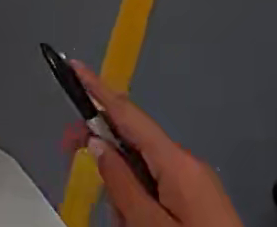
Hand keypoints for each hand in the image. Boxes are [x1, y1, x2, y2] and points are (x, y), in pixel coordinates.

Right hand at [69, 60, 241, 226]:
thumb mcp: (149, 226)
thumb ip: (120, 182)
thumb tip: (98, 144)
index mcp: (177, 162)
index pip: (128, 113)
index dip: (97, 88)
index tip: (73, 66)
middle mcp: (188, 164)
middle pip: (133, 142)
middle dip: (106, 155)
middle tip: (73, 160)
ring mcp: (198, 185)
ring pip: (143, 170)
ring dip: (124, 191)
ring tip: (124, 222)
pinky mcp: (202, 205)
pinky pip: (159, 188)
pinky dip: (141, 201)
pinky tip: (137, 222)